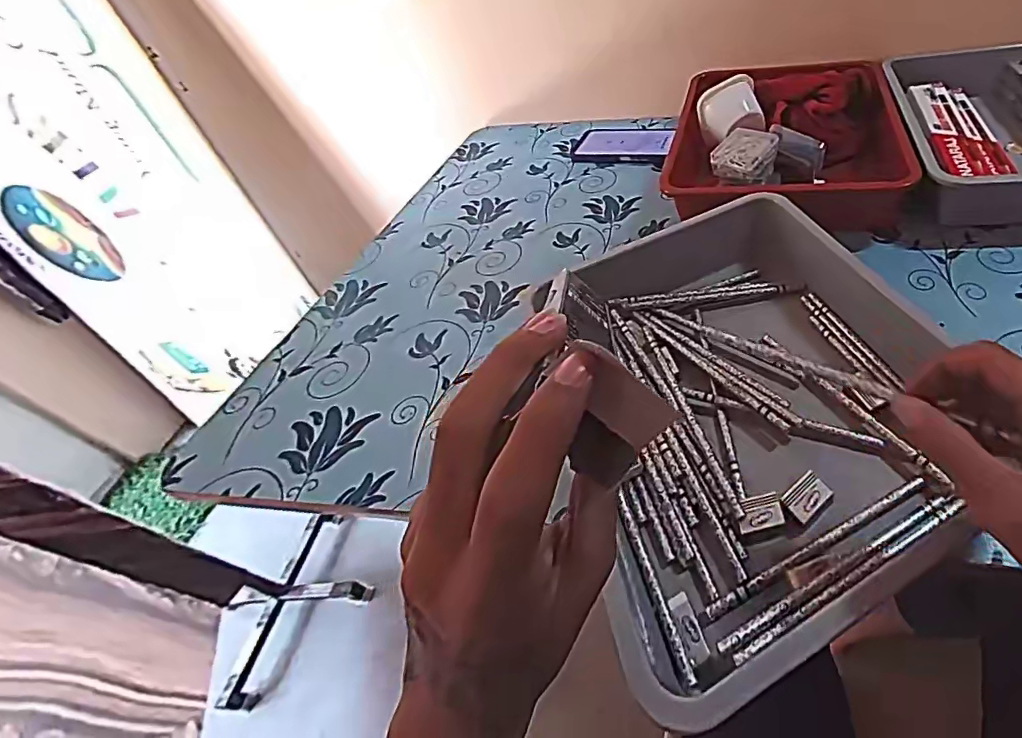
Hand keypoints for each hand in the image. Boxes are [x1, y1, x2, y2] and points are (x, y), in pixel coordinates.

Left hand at [389, 312, 617, 737]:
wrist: (454, 694)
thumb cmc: (527, 649)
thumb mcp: (582, 585)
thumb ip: (595, 506)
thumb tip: (605, 433)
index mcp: (493, 579)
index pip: (514, 485)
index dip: (548, 419)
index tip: (580, 368)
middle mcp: (443, 546)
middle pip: (460, 436)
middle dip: (506, 366)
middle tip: (549, 326)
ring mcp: (420, 526)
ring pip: (450, 429)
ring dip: (496, 372)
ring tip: (538, 337)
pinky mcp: (416, 511)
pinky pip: (453, 444)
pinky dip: (489, 402)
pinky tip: (519, 381)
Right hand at [889, 343, 1021, 737]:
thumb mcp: (1005, 505)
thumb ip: (949, 447)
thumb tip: (903, 406)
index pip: (986, 359)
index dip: (937, 371)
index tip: (906, 399)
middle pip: (999, 374)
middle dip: (950, 391)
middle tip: (914, 421)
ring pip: (1012, 398)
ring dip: (969, 411)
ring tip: (934, 439)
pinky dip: (993, 430)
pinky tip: (970, 455)